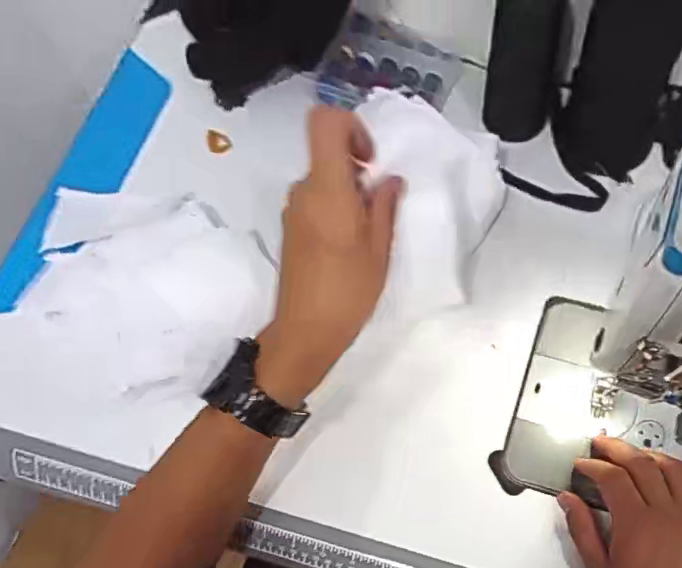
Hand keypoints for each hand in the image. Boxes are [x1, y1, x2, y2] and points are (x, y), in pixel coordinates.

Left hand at [255, 107, 404, 406]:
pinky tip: (348, 251)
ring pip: (323, 183)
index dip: (351, 127)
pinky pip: (316, 205)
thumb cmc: (348, 293)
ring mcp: (293, 210)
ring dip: (347, 198)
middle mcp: (303, 191)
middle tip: (377, 214)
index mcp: (326, 189)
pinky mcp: (291, 230)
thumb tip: (390, 179)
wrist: (305, 332)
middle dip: (357, 174)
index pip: (325, 121)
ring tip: (366, 240)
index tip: (370, 163)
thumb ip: (384, 208)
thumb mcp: (379, 252)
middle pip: (327, 155)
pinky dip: (335, 214)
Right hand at [559, 436, 681, 567]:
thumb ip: (581, 529)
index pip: (613, 477)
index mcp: (635, 522)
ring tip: (632, 453)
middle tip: (601, 444)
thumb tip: (568, 500)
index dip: (593, 465)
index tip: (581, 465)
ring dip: (650, 454)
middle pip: (642, 463)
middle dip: (618, 449)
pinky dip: (677, 474)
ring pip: (672, 468)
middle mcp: (664, 512)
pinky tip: (666, 476)